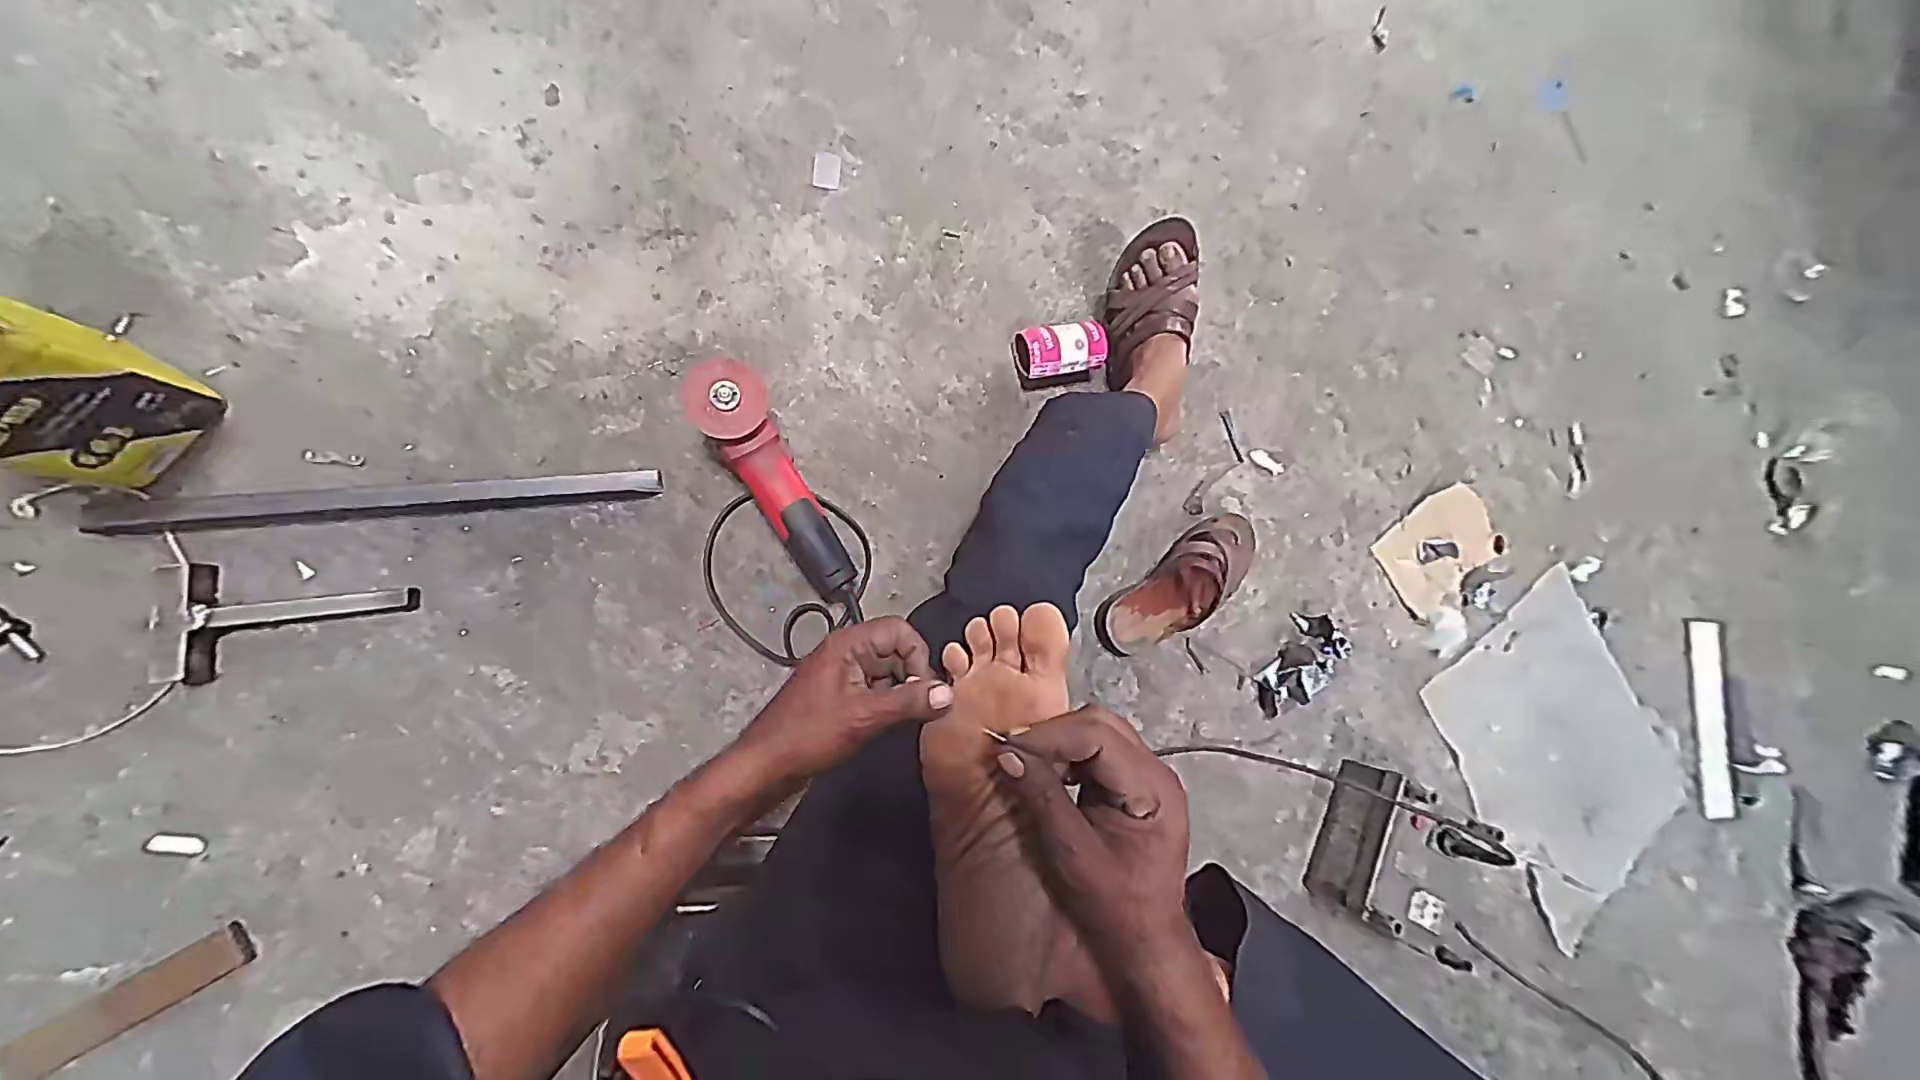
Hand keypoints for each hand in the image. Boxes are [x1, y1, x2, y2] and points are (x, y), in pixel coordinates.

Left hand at [736, 616, 951, 782]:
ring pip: (888, 672)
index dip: (918, 655)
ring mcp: (842, 675)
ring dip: (903, 691)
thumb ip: (909, 702)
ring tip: (909, 717)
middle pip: (896, 650)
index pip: (899, 630)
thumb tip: (945, 693)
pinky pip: (876, 690)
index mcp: (847, 645)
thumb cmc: (803, 736)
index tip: (925, 687)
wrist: (767, 766)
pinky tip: (892, 723)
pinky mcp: (841, 696)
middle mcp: (845, 653)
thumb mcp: (864, 717)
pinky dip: (890, 703)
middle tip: (922, 704)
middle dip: (913, 675)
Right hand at [993, 705, 1192, 960]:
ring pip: (1096, 729)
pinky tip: (1046, 772)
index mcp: (1153, 790)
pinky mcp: (1131, 781)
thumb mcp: (1073, 855)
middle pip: (1098, 723)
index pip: (1097, 736)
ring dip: (1057, 740)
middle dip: (1052, 733)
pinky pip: (1095, 747)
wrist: (1145, 942)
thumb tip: (1009, 755)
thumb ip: (1042, 799)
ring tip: (1026, 760)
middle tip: (1014, 751)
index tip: (1010, 747)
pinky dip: (1065, 752)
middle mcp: (1156, 773)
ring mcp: (1146, 775)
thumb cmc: (1117, 909)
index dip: (1050, 736)